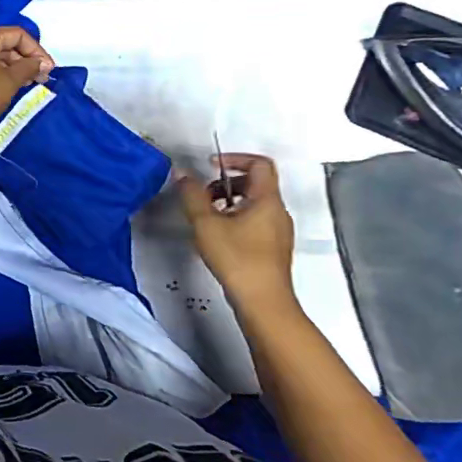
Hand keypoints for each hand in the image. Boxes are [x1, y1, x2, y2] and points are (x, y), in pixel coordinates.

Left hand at [0, 26, 53, 126]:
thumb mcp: (10, 82)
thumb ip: (29, 67)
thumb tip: (42, 63)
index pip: (17, 35)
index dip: (36, 50)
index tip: (48, 68)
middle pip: (3, 43)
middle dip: (24, 59)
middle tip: (40, 77)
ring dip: (11, 66)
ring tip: (26, 82)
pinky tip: (7, 84)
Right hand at [176, 153, 295, 308]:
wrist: (263, 303)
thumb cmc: (238, 260)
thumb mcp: (206, 223)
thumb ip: (192, 195)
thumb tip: (182, 174)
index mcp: (267, 200)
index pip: (259, 164)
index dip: (235, 158)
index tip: (212, 165)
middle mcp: (278, 212)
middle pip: (256, 183)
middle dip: (226, 182)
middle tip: (203, 194)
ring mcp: (279, 231)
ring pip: (254, 203)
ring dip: (229, 201)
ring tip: (207, 216)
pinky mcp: (273, 247)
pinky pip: (256, 220)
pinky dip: (236, 217)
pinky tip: (218, 234)